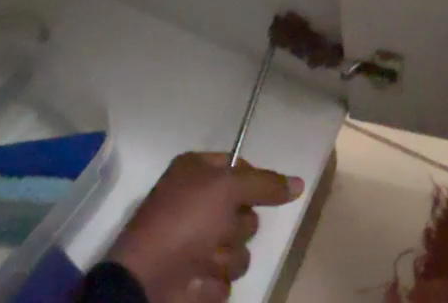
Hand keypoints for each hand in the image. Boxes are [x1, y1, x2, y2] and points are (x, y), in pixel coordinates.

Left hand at [106, 152, 303, 302]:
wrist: (147, 278)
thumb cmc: (184, 221)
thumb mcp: (227, 189)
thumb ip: (266, 184)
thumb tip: (300, 183)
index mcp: (197, 172)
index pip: (241, 167)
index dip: (252, 181)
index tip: (255, 193)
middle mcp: (198, 202)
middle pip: (246, 212)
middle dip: (236, 227)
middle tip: (217, 228)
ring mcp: (198, 242)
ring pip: (240, 249)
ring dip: (225, 257)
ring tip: (201, 259)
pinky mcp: (198, 276)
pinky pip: (226, 278)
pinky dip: (213, 279)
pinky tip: (194, 279)